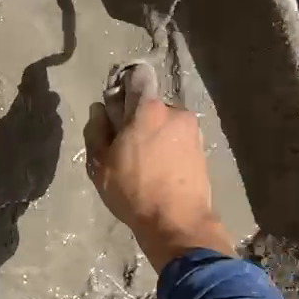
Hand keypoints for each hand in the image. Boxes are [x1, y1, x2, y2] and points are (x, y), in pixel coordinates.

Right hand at [84, 63, 234, 269]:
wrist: (177, 222)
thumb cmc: (133, 191)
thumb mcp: (100, 164)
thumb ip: (96, 131)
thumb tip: (99, 110)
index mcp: (147, 109)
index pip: (137, 76)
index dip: (123, 87)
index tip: (114, 109)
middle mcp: (174, 111)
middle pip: (150, 104)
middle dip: (136, 119)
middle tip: (123, 147)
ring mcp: (192, 130)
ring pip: (164, 123)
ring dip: (153, 135)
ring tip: (143, 165)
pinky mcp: (202, 148)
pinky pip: (177, 139)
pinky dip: (167, 149)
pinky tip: (159, 173)